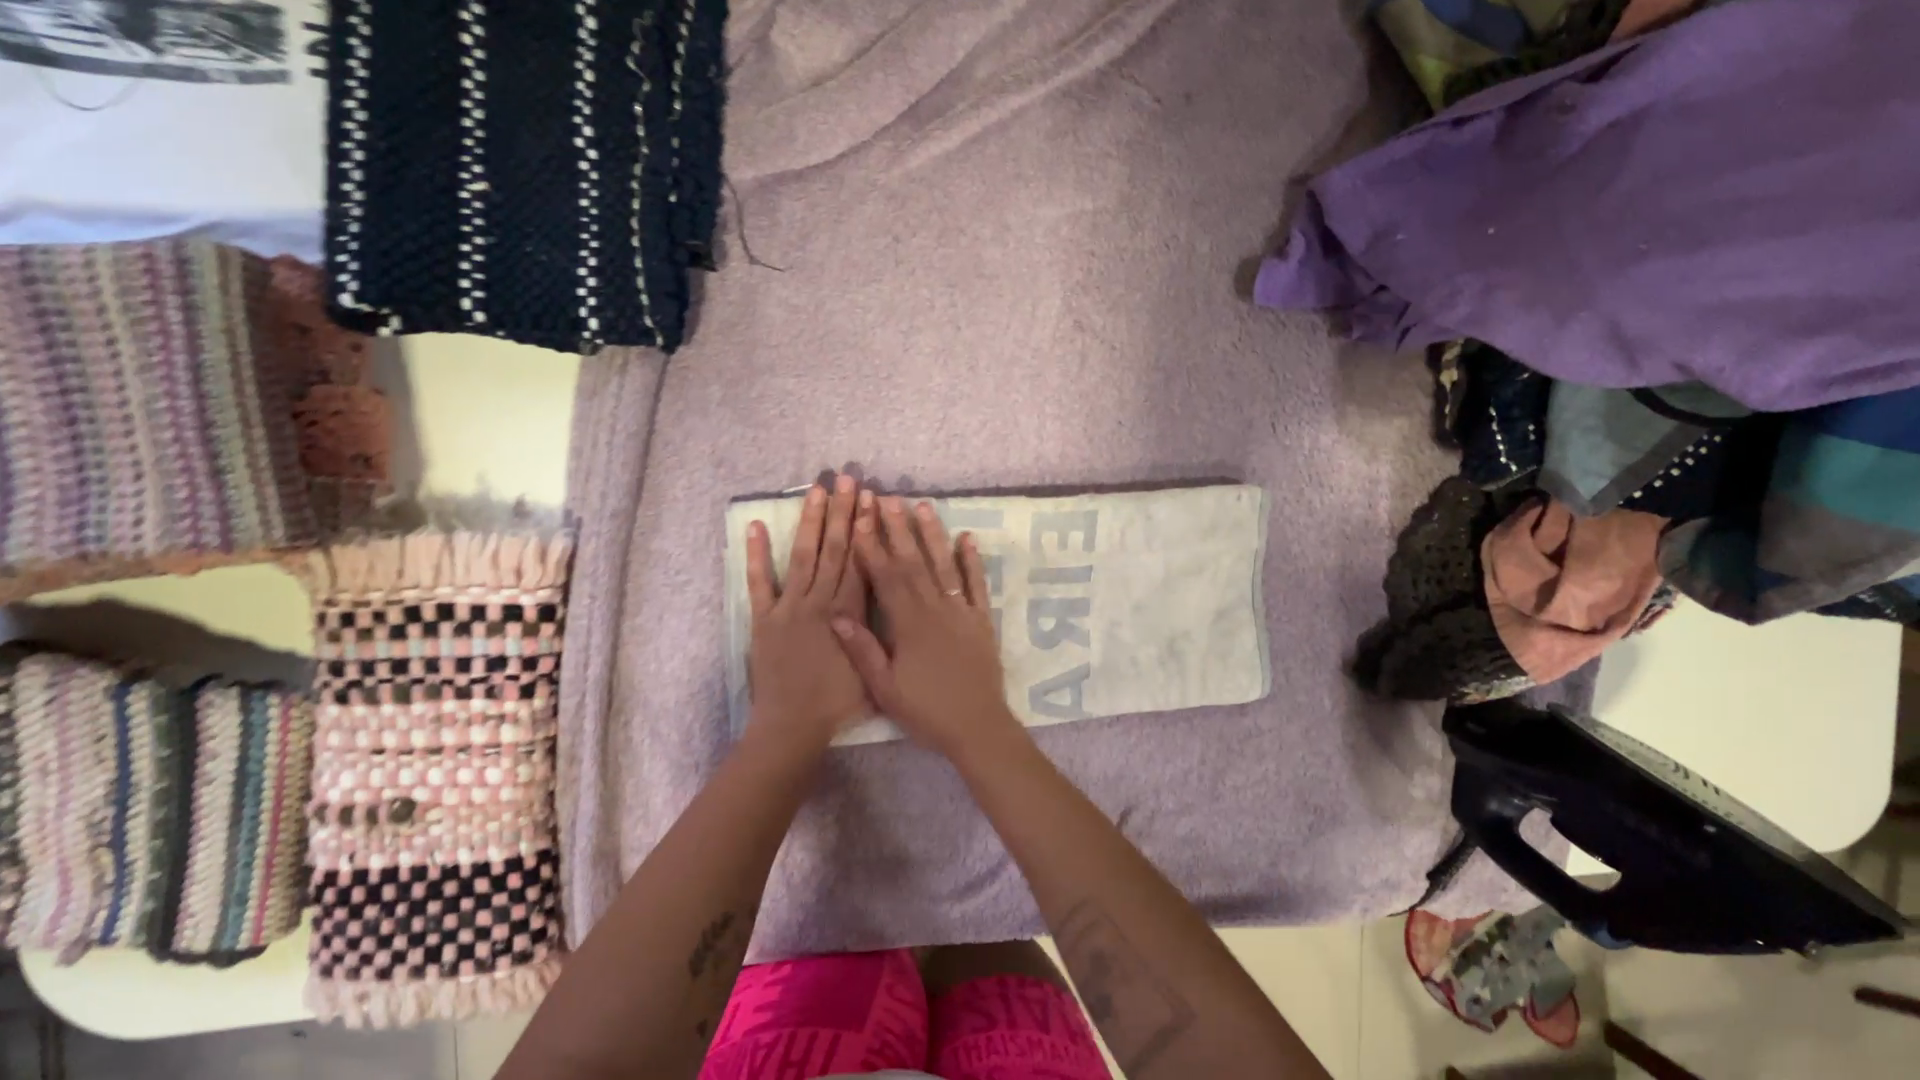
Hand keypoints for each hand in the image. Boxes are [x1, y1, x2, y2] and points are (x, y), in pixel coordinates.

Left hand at [745, 476, 869, 744]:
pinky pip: (760, 582)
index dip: (865, 529)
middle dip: (842, 513)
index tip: (871, 500)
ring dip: (810, 522)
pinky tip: (758, 527)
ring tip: (817, 490)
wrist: (793, 725)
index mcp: (848, 613)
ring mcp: (789, 608)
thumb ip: (877, 632)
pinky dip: (757, 554)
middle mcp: (819, 601)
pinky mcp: (764, 619)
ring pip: (803, 556)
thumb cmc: (838, 705)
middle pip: (834, 550)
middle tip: (848, 479)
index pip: (859, 561)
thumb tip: (887, 599)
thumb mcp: (873, 670)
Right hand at [834, 494, 1025, 758]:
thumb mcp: (885, 688)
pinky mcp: (982, 621)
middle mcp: (934, 610)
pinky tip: (968, 538)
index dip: (869, 547)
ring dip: (932, 535)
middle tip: (885, 498)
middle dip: (897, 529)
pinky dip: (972, 561)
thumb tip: (836, 614)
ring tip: (922, 505)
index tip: (857, 519)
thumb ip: (862, 650)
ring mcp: (961, 612)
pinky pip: (976, 585)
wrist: (978, 728)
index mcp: (908, 624)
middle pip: (913, 562)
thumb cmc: (926, 711)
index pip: (885, 577)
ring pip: (944, 565)